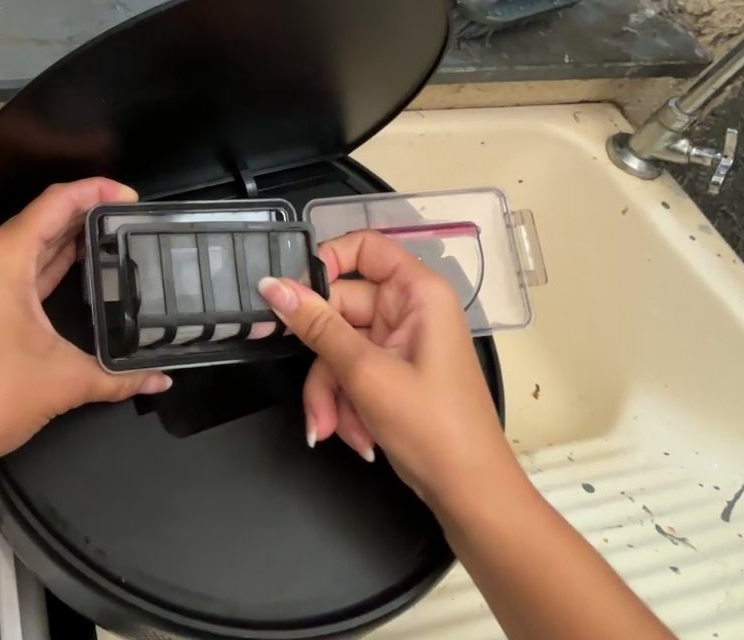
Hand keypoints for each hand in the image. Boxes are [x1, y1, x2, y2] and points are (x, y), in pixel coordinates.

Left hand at [0, 178, 171, 475]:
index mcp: (2, 258)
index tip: (127, 194)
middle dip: (86, 212)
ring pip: (29, 239)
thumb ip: (120, 375)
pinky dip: (46, 258)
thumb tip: (156, 378)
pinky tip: (74, 261)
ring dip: (66, 235)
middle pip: (42, 216)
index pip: (55, 202)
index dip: (95, 191)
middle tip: (126, 214)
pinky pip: (16, 262)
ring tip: (108, 232)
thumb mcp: (65, 379)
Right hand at [257, 231, 516, 517]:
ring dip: (329, 390)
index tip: (294, 294)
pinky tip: (351, 434)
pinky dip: (343, 402)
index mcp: (417, 293)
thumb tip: (273, 286)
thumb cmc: (433, 427)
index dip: (326, 262)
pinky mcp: (390, 371)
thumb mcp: (365, 372)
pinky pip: (349, 370)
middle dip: (322, 359)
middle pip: (340, 308)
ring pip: (337, 346)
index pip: (363, 248)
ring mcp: (398, 342)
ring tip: (332, 427)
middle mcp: (408, 310)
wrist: (471, 496)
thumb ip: (316, 325)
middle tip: (306, 388)